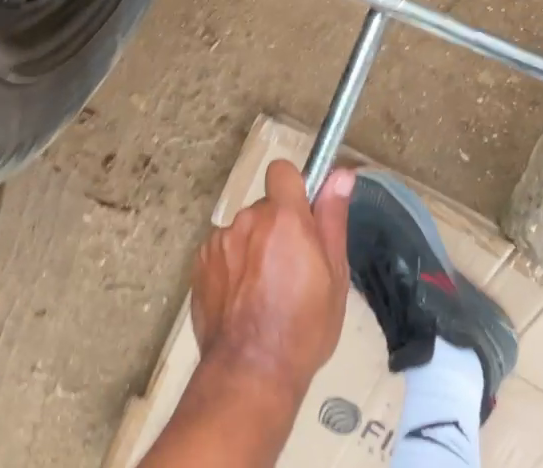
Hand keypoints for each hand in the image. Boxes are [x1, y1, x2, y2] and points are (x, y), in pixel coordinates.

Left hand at [189, 161, 352, 394]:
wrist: (250, 370)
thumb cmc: (303, 327)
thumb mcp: (334, 275)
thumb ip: (332, 219)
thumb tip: (342, 174)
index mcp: (283, 218)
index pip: (282, 171)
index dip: (294, 187)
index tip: (304, 214)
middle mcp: (247, 220)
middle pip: (265, 208)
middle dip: (278, 228)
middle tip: (293, 269)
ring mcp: (219, 241)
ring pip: (244, 232)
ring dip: (254, 249)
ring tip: (266, 292)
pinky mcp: (200, 262)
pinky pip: (223, 252)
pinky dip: (233, 267)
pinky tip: (244, 299)